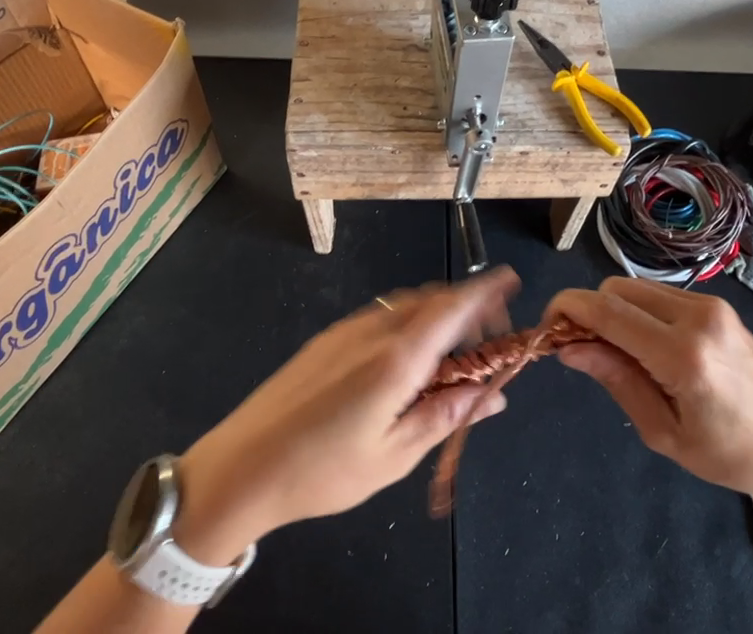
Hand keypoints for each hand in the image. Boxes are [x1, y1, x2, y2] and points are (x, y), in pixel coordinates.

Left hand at [172, 268, 518, 562]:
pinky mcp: (325, 341)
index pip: (452, 308)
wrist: (241, 466)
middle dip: (466, 307)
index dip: (485, 291)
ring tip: (452, 353)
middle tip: (489, 337)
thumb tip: (493, 395)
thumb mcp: (394, 455)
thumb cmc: (323, 471)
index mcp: (396, 358)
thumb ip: (446, 416)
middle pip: (430, 300)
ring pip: (404, 307)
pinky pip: (380, 318)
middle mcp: (372, 331)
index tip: (511, 282)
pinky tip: (407, 361)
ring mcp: (344, 331)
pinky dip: (408, 324)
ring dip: (435, 316)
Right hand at [545, 277, 752, 503]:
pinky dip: (637, 311)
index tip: (544, 328)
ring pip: (636, 287)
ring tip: (613, 352)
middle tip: (579, 349)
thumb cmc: (733, 456)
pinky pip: (659, 295)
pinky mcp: (717, 306)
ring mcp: (711, 306)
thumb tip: (569, 349)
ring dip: (613, 310)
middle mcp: (697, 316)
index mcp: (683, 354)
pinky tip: (643, 346)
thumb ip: (616, 381)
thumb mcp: (665, 433)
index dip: (567, 310)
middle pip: (616, 289)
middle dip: (588, 311)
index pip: (606, 310)